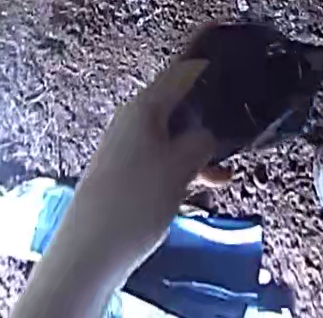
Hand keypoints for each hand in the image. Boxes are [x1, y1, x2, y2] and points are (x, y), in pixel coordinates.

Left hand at [49, 58, 218, 275]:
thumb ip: (203, 141)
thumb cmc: (137, 201)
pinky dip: (181, 164)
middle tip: (236, 126)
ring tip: (224, 169)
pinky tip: (200, 186)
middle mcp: (133, 117)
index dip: (208, 66)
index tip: (233, 67)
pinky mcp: (121, 171)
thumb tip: (207, 134)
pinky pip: (159, 155)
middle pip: (177, 102)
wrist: (86, 256)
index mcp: (145, 106)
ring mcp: (124, 144)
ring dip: (197, 146)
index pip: (183, 71)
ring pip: (171, 133)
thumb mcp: (182, 167)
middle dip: (207, 113)